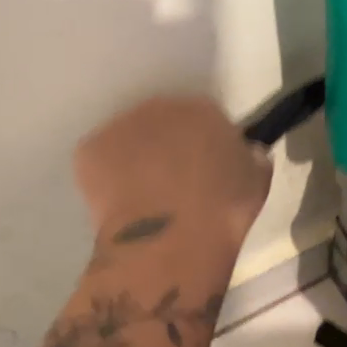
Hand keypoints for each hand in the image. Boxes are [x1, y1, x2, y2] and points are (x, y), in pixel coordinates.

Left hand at [75, 94, 272, 249]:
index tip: (203, 171)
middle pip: (161, 124)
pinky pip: (98, 160)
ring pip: (127, 141)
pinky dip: (104, 178)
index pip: (203, 118)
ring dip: (132, 161)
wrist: (174, 239)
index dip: (201, 145)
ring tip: (141, 199)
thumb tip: (246, 153)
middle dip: (165, 148)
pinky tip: (117, 205)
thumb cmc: (224, 212)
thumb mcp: (256, 181)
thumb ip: (249, 158)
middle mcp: (160, 106)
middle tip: (170, 185)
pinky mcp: (89, 150)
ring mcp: (120, 126)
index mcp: (204, 109)